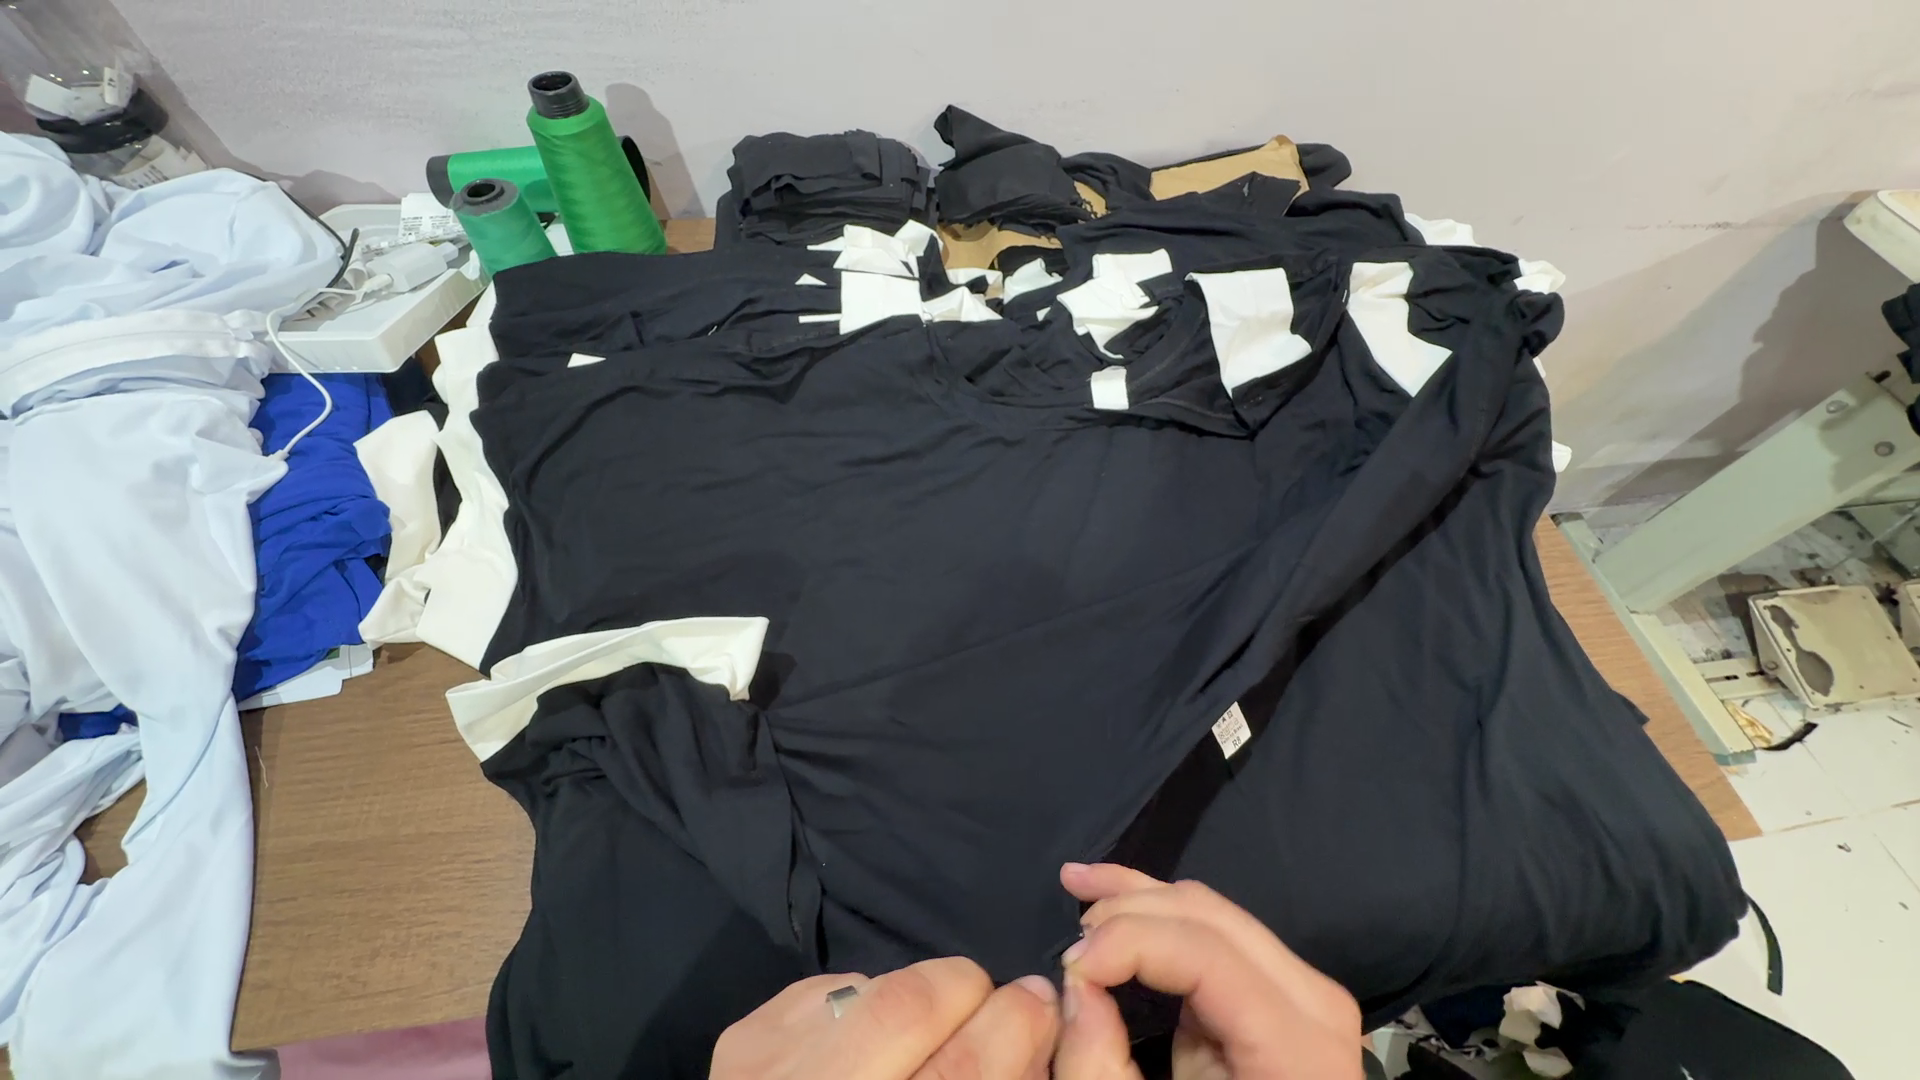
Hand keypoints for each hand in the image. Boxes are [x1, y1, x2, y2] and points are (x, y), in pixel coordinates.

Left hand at [710, 956, 1059, 1079]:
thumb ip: (985, 1078)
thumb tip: (1029, 1024)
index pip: (955, 1072)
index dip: (1010, 1030)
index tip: (1041, 1000)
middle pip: (904, 1009)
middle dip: (968, 988)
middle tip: (1005, 995)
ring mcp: (766, 1063)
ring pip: (872, 986)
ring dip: (918, 998)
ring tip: (922, 1036)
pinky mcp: (744, 1036)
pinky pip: (835, 987)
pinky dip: (865, 1004)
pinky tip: (858, 1043)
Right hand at [1053, 863, 1362, 1079]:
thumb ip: (1104, 1067)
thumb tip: (1077, 983)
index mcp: (1300, 1050)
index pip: (1206, 954)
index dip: (1131, 942)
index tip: (1072, 967)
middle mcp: (1313, 1000)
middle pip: (1207, 916)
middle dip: (1128, 913)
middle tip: (1071, 943)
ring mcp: (1301, 984)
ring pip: (1207, 906)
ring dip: (1136, 895)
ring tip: (1077, 884)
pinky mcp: (1278, 980)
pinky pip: (1213, 923)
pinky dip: (1156, 905)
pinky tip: (1111, 889)